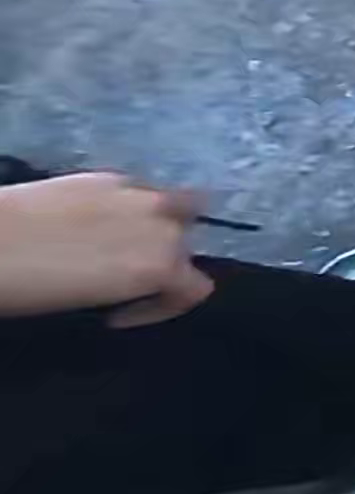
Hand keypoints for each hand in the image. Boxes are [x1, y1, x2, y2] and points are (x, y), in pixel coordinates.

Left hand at [0, 174, 214, 326]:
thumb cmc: (11, 285)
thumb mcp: (76, 300)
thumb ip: (123, 286)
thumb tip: (123, 284)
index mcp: (160, 267)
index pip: (196, 289)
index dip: (163, 306)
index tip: (117, 315)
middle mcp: (168, 229)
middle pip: (188, 245)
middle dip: (160, 257)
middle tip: (114, 271)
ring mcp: (143, 197)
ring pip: (181, 208)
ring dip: (160, 222)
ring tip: (115, 234)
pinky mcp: (109, 178)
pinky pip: (137, 192)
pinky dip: (123, 205)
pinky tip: (81, 215)